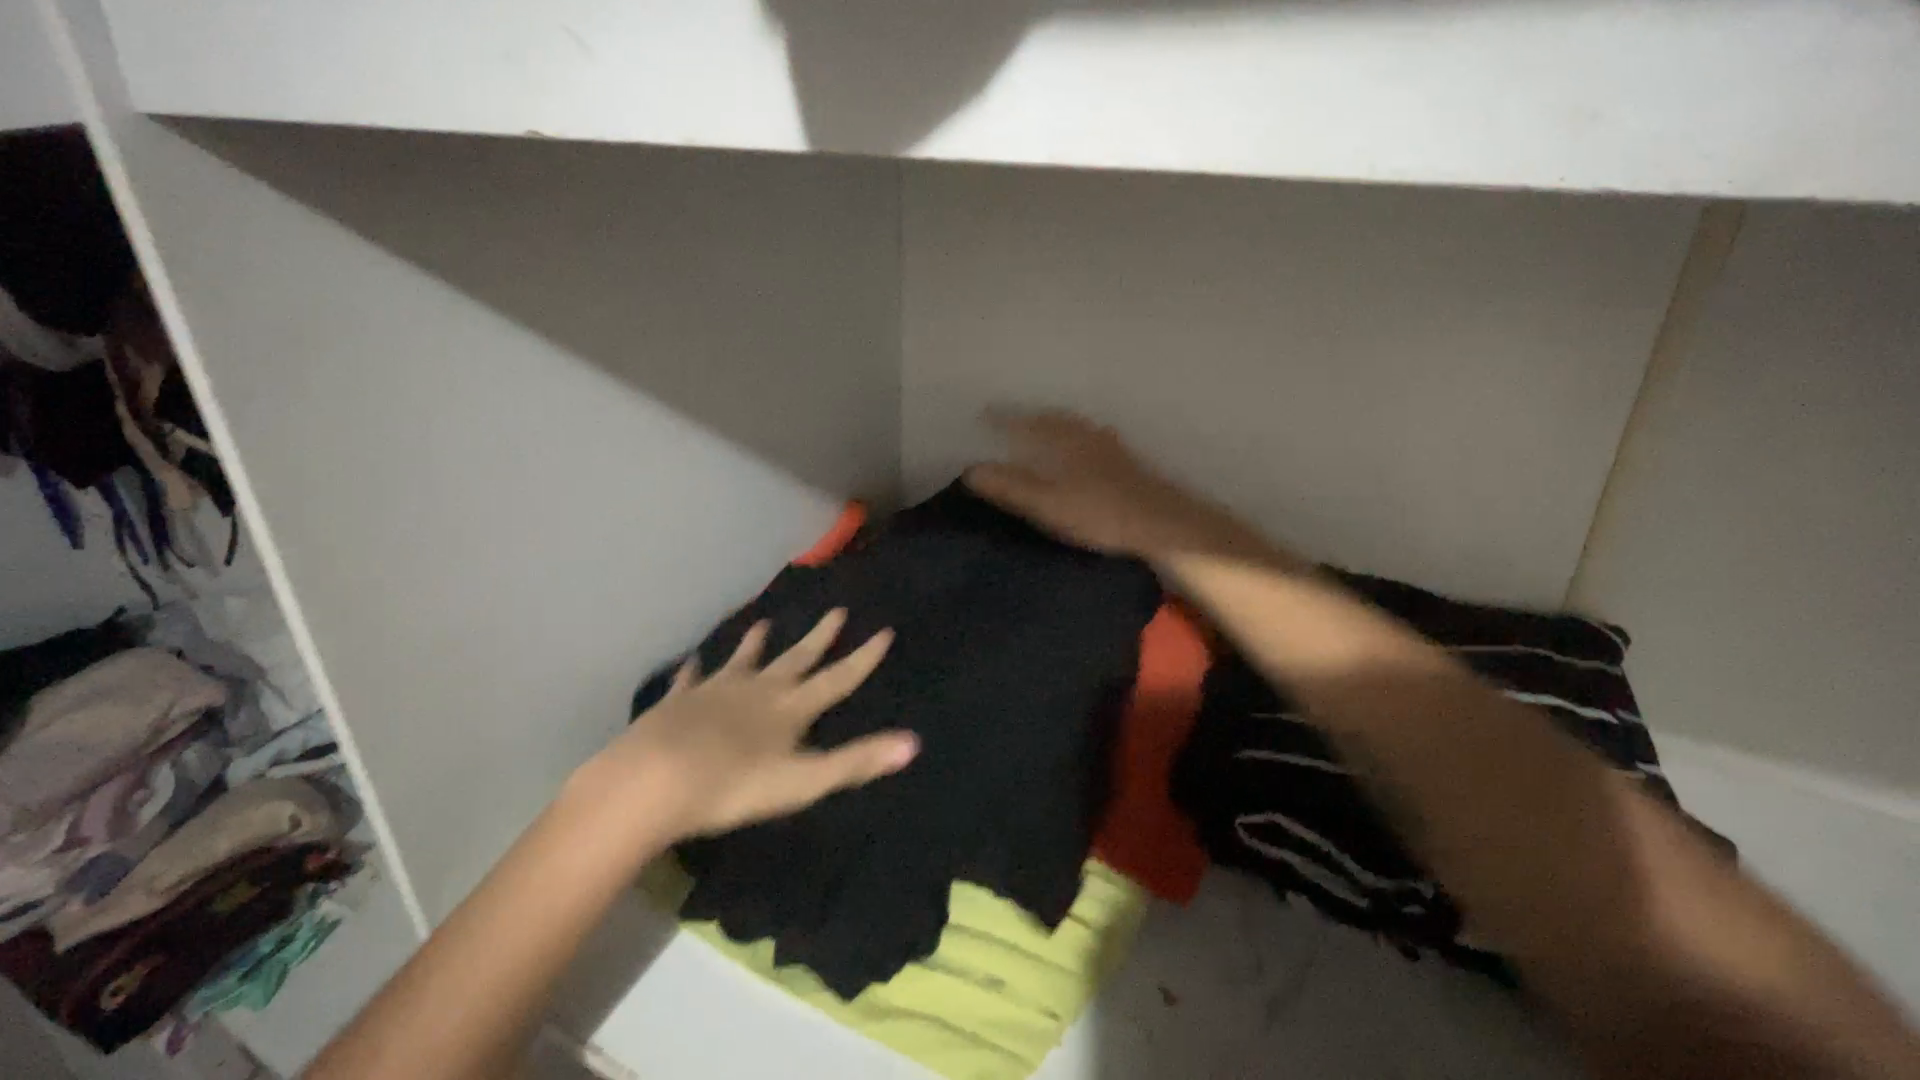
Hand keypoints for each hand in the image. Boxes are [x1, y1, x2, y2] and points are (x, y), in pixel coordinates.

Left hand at [581, 610, 917, 841]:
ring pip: (743, 662)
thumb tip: (913, 743)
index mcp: (790, 709)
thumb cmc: (734, 786)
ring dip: (755, 645)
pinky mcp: (679, 703)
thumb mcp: (804, 781)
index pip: (836, 680)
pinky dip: (696, 671)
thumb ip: (856, 761)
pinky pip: (692, 680)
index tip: (883, 632)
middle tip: (836, 611)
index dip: (862, 659)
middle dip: (818, 639)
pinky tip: (693, 662)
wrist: (655, 780)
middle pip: (795, 660)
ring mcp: (715, 692)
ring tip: (764, 624)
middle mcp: (757, 690)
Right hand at [966, 409, 1300, 567]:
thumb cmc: (1099, 513)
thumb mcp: (1047, 504)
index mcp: (1065, 440)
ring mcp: (1113, 449)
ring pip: (1079, 429)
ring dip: (1059, 427)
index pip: (1027, 423)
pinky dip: (1080, 441)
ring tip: (1046, 432)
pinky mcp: (1131, 466)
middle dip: (1033, 417)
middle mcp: (1088, 436)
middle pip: (1056, 419)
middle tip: (1015, 419)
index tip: (985, 414)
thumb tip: (971, 470)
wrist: (1163, 525)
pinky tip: (1086, 454)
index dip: (1005, 419)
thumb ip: (1009, 487)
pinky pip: (1096, 442)